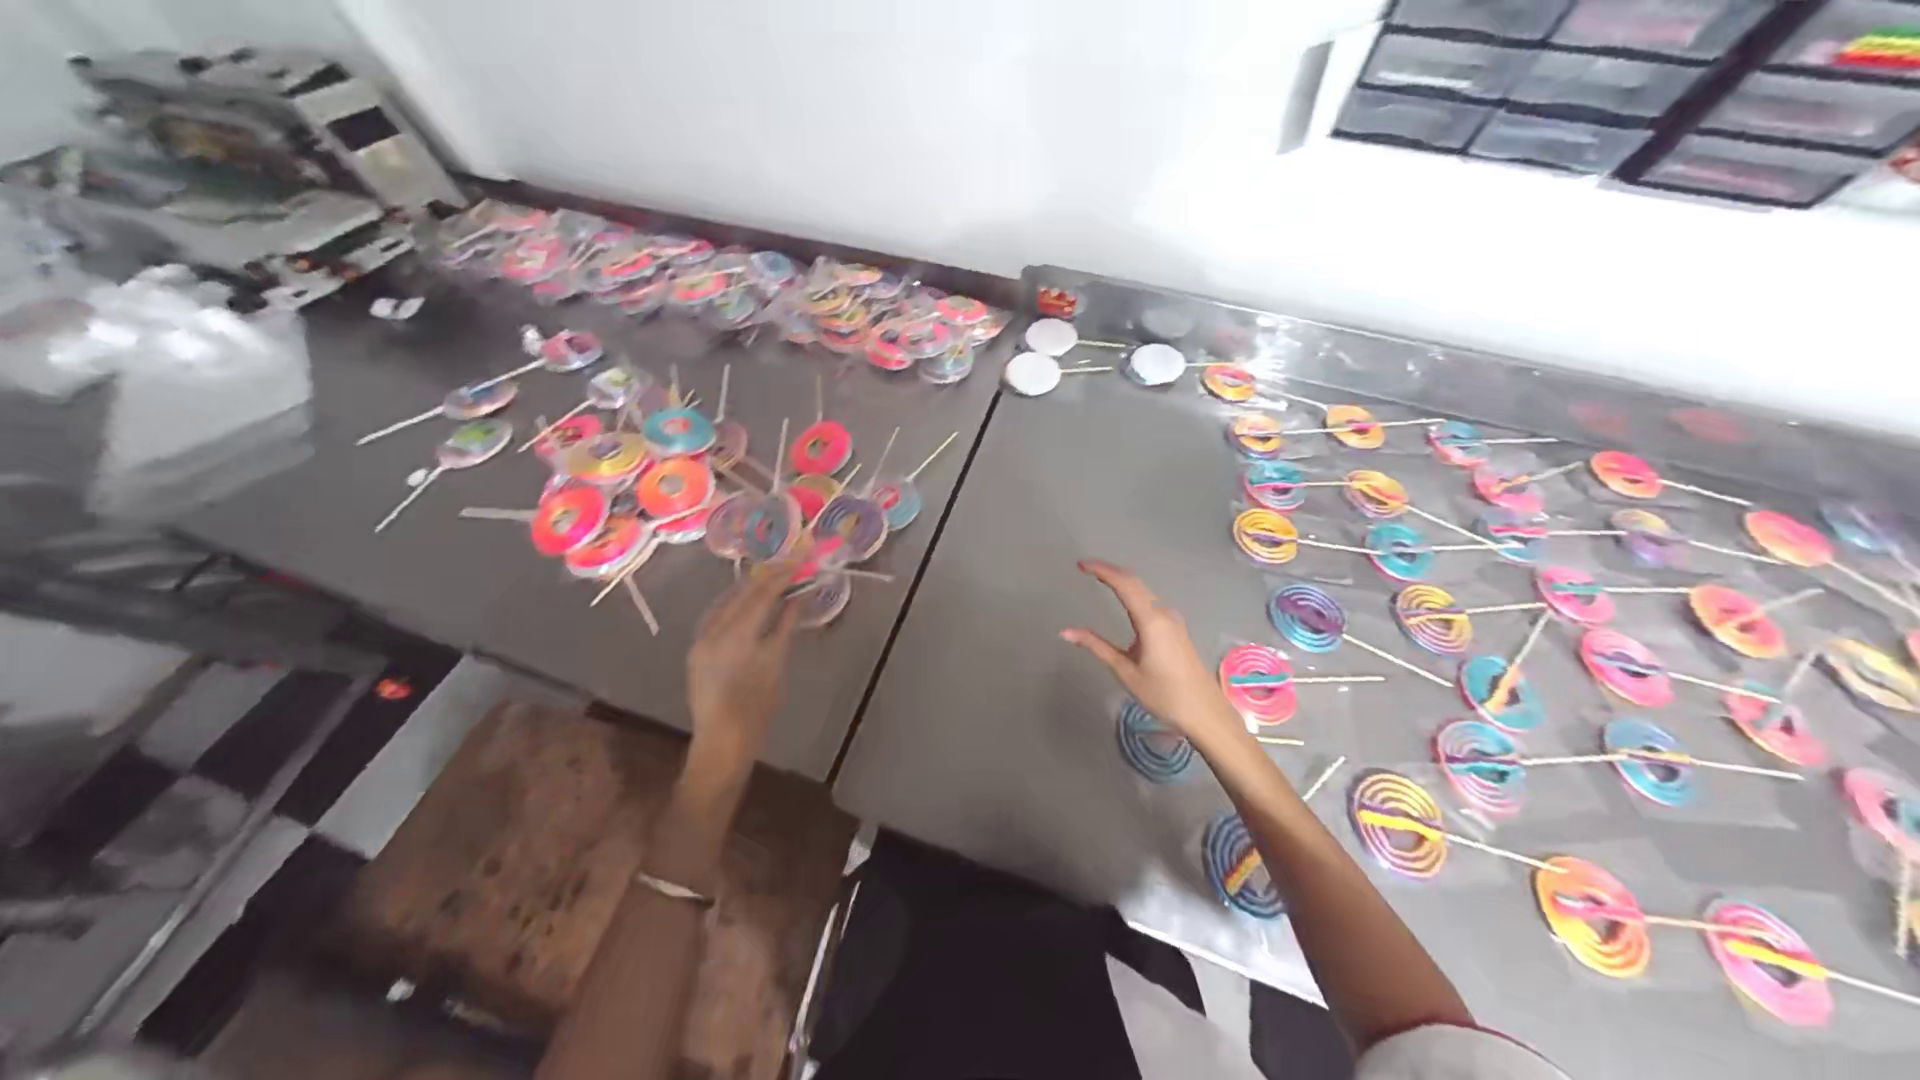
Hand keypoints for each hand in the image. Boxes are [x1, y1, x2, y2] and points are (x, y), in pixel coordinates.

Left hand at [686, 553, 802, 765]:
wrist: (723, 739)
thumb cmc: (757, 705)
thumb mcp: (776, 663)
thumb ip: (785, 626)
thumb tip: (796, 598)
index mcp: (735, 633)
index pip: (761, 594)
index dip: (781, 575)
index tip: (798, 560)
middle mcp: (713, 629)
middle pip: (741, 594)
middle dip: (764, 579)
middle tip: (786, 565)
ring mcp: (700, 639)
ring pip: (725, 603)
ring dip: (748, 590)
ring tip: (769, 580)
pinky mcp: (696, 650)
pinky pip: (716, 616)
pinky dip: (734, 606)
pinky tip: (746, 605)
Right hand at [1061, 560, 1242, 743]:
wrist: (1205, 712)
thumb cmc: (1163, 694)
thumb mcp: (1125, 671)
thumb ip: (1096, 646)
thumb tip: (1065, 632)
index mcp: (1151, 621)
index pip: (1124, 584)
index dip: (1102, 570)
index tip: (1081, 565)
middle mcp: (1164, 613)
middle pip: (1135, 582)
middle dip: (1109, 571)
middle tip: (1085, 568)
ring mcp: (1172, 620)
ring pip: (1144, 590)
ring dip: (1122, 581)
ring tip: (1099, 578)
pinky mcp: (1176, 628)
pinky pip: (1150, 601)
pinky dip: (1132, 592)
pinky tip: (1122, 597)